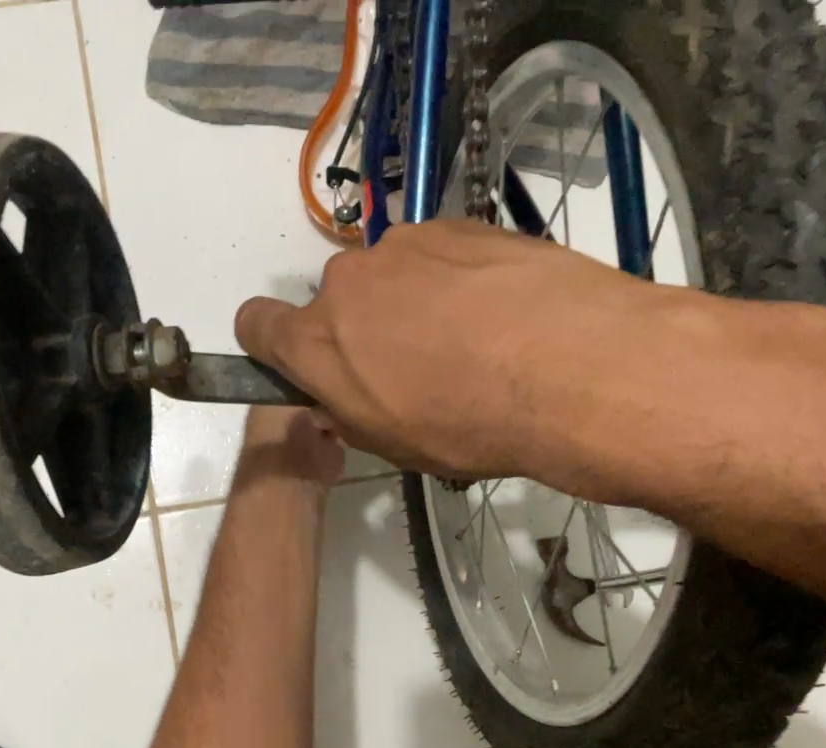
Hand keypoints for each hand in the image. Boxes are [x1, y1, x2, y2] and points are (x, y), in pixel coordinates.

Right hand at [234, 220, 704, 487]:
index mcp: (316, 342)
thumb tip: (343, 394)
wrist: (569, 366)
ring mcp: (404, 245)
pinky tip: (500, 309)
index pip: (256, 325)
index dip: (273, 342)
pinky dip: (456, 277)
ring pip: (390, 274)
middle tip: (417, 365)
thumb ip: (348, 410)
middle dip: (362, 328)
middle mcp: (348, 282)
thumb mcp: (392, 444)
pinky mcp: (459, 223)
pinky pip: (438, 254)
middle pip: (336, 301)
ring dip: (411, 300)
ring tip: (472, 338)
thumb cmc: (468, 424)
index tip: (305, 361)